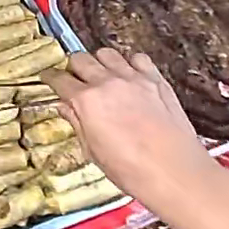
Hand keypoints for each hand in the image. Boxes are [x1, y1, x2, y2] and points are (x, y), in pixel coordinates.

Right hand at [47, 48, 220, 210]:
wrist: (178, 175)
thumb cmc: (135, 170)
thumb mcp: (93, 151)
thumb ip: (77, 122)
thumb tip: (65, 107)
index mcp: (87, 101)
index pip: (59, 79)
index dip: (51, 78)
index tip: (50, 79)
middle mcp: (108, 83)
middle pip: (80, 58)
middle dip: (73, 68)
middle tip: (75, 80)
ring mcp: (134, 79)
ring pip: (106, 53)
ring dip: (100, 62)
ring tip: (102, 76)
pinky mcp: (156, 81)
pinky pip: (138, 58)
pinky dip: (130, 63)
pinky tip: (129, 77)